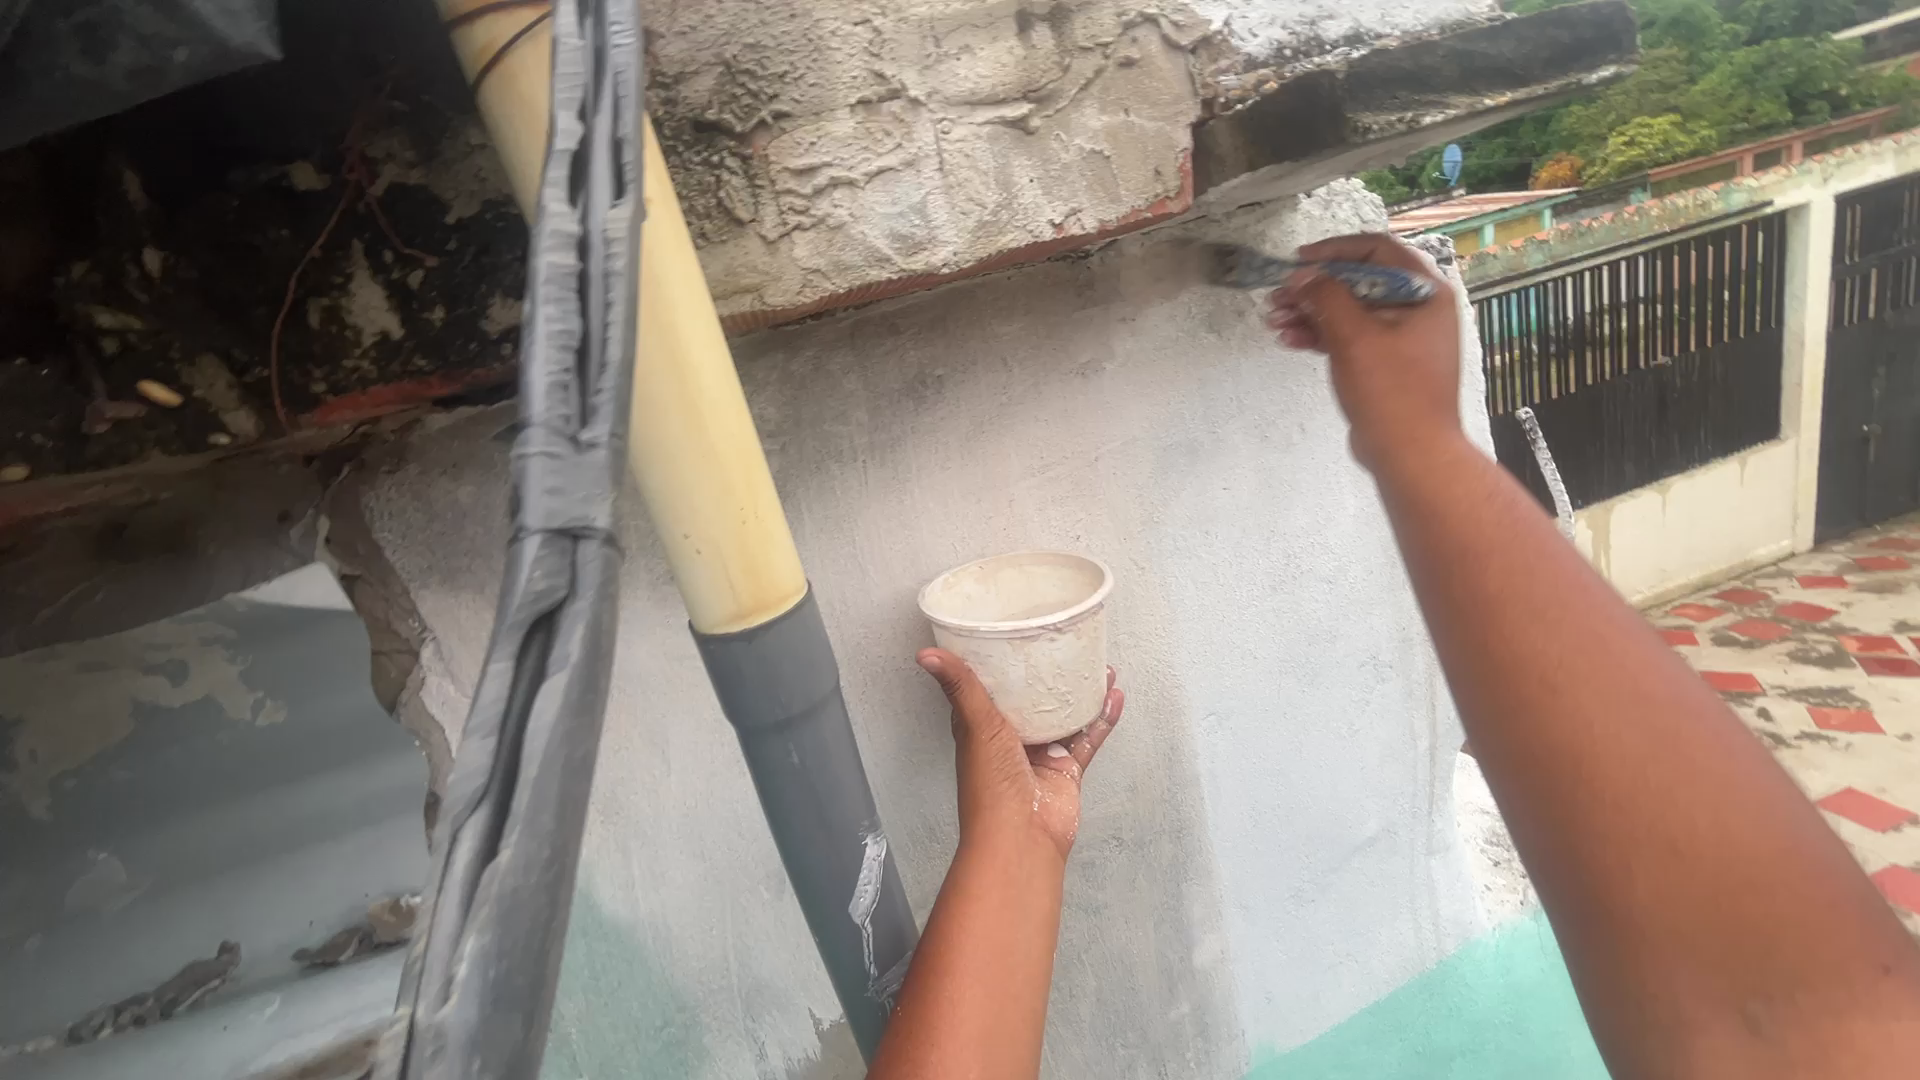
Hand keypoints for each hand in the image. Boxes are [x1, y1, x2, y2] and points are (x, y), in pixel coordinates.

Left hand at [917, 649, 1124, 860]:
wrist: (1020, 837)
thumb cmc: (990, 786)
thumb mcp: (976, 723)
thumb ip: (960, 686)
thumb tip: (926, 654)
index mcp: (983, 725)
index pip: (991, 686)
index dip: (1003, 662)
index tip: (1019, 635)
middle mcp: (1011, 737)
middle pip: (1035, 698)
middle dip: (1052, 675)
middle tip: (1070, 647)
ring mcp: (1041, 753)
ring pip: (1066, 715)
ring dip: (1082, 692)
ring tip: (1100, 665)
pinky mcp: (1066, 769)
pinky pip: (1087, 738)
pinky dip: (1101, 719)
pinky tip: (1114, 697)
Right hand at [1265, 233, 1464, 472]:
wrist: (1410, 451)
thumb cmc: (1390, 391)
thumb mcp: (1354, 338)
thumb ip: (1327, 298)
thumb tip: (1302, 276)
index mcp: (1424, 292)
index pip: (1377, 250)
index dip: (1334, 251)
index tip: (1297, 261)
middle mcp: (1417, 308)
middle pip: (1358, 282)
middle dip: (1314, 288)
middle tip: (1277, 298)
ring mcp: (1401, 337)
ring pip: (1349, 311)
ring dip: (1311, 313)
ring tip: (1275, 321)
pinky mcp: (1385, 363)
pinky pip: (1350, 337)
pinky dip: (1321, 336)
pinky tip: (1291, 340)